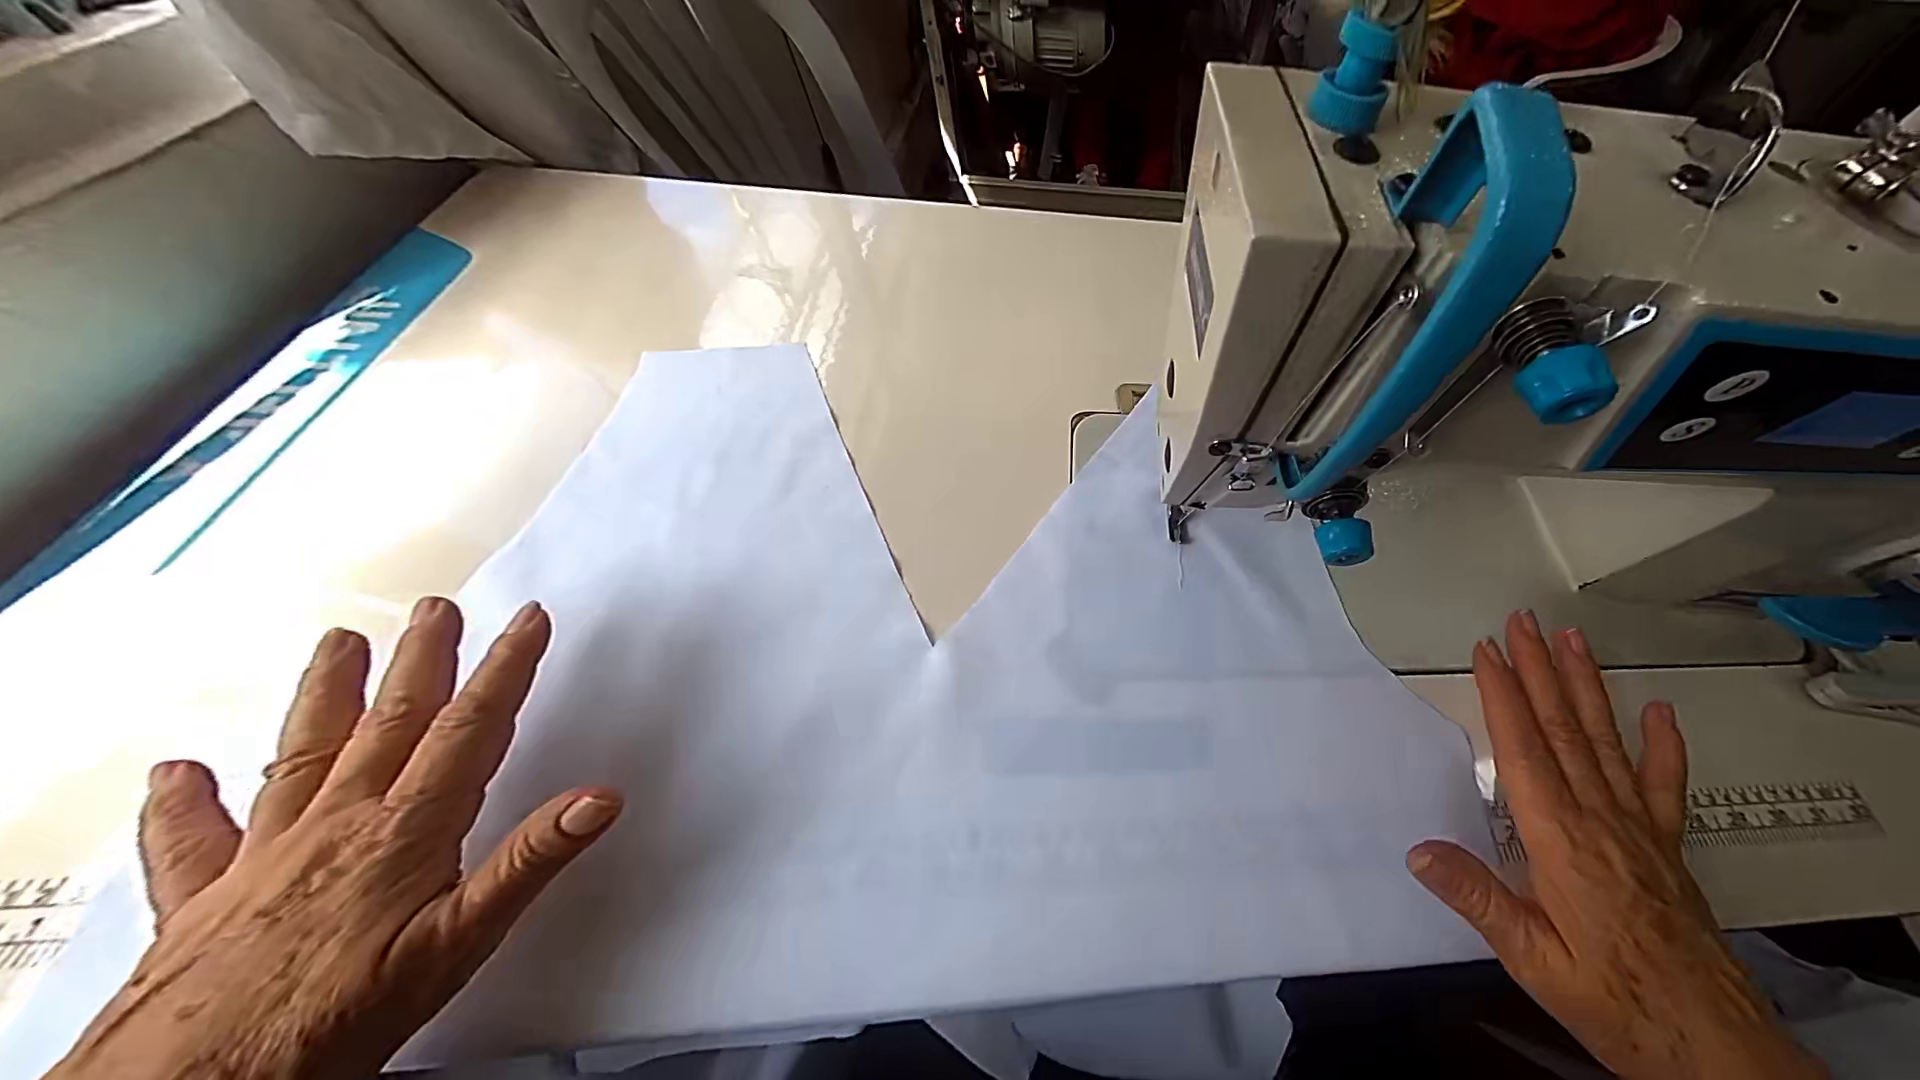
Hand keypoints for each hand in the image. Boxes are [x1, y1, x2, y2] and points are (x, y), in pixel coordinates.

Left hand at [49, 598, 621, 1079]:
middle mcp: (338, 824)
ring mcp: (265, 856)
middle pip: (391, 721)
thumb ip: (532, 859)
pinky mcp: (202, 901)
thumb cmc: (337, 1020)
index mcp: (406, 830)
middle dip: (421, 658)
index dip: (507, 666)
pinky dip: (184, 804)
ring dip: (325, 693)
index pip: (472, 726)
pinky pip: (191, 841)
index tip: (528, 620)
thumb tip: (597, 798)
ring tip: (338, 642)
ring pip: (305, 754)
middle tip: (435, 607)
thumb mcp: (464, 940)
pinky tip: (179, 771)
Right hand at [1406, 611, 1827, 1079]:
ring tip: (1571, 641)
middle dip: (1539, 672)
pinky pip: (1664, 787)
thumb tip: (1417, 850)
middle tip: (1523, 623)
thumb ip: (1476, 899)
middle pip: (1564, 731)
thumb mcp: (1532, 958)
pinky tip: (1658, 711)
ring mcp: (1638, 831)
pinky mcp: (1664, 848)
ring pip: (1606, 744)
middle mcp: (1600, 821)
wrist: (1718, 1050)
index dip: (1504, 696)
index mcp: (1560, 840)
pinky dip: (1662, 745)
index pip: (1525, 751)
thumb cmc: (1612, 999)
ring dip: (1584, 688)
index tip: (1488, 651)